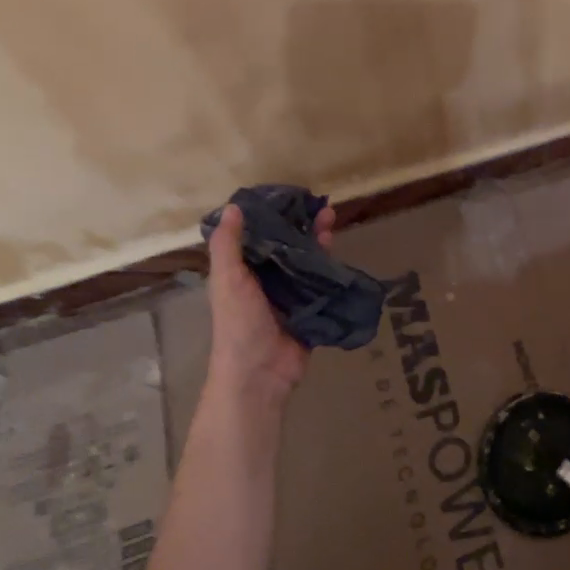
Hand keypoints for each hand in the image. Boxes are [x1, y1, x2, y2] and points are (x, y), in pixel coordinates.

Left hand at [204, 204, 332, 403]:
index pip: (259, 236)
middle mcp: (266, 280)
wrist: (260, 373)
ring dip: (319, 242)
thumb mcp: (228, 281)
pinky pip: (322, 284)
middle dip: (303, 226)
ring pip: (307, 261)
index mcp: (243, 272)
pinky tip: (341, 253)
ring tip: (332, 222)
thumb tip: (234, 206)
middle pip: (288, 245)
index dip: (275, 215)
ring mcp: (290, 295)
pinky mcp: (311, 309)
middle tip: (322, 207)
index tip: (292, 196)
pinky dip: (331, 268)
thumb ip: (228, 246)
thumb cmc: (239, 325)